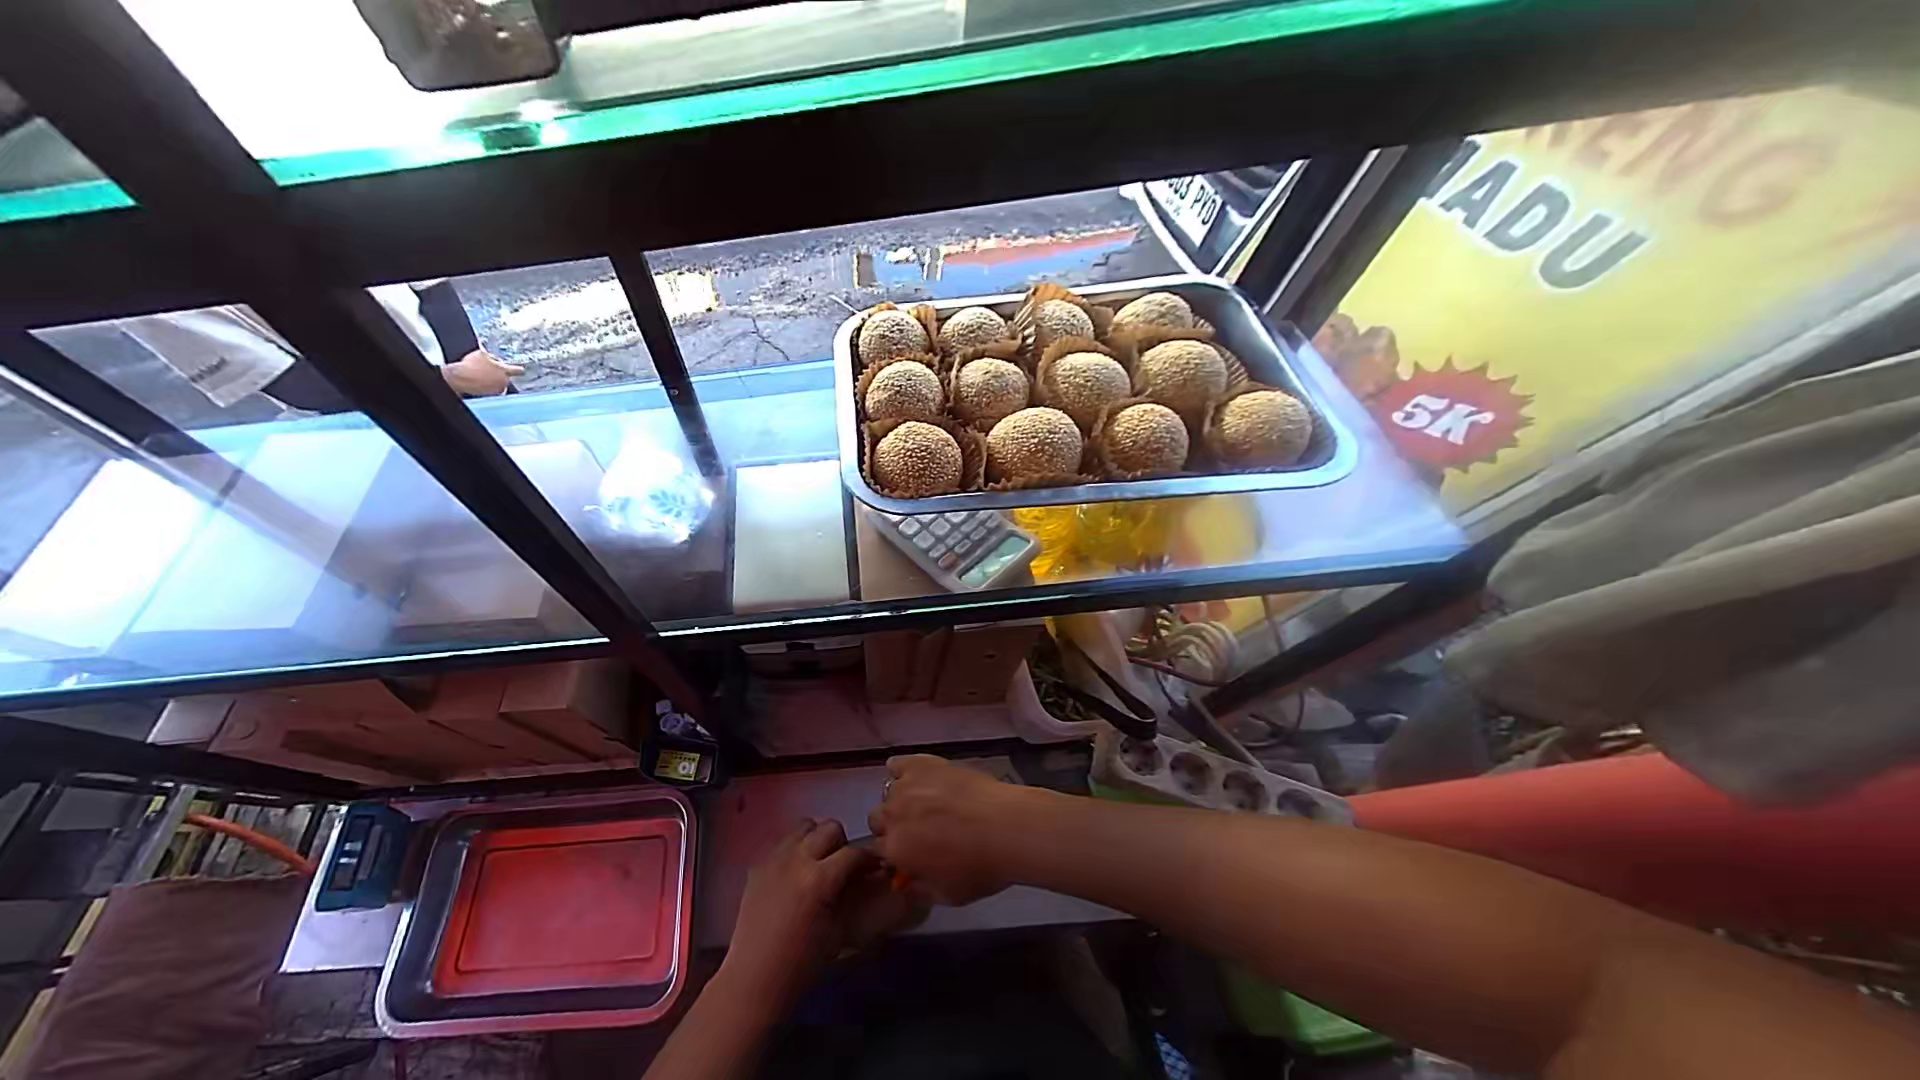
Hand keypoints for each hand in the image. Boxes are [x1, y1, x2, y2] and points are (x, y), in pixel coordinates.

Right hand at [440, 348, 523, 395]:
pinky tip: (478, 382)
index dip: (517, 369)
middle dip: (499, 374)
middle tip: (487, 371)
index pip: (518, 370)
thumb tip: (493, 357)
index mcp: (504, 371)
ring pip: (499, 384)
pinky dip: (487, 387)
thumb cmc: (469, 365)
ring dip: (493, 381)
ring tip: (480, 376)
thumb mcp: (481, 354)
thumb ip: (491, 356)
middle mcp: (504, 382)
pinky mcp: (491, 396)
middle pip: (506, 377)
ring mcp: (498, 390)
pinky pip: (491, 390)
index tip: (519, 369)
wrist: (459, 378)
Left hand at [721, 819, 922, 1008]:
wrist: (754, 980)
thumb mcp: (839, 930)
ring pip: (804, 826)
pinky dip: (796, 850)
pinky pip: (783, 844)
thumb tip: (872, 876)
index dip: (869, 857)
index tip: (876, 865)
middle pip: (829, 828)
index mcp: (819, 879)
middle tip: (845, 865)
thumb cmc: (803, 964)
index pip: (853, 852)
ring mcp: (773, 860)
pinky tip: (797, 874)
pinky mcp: (758, 866)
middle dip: (843, 843)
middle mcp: (796, 860)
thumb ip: (854, 895)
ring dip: (817, 840)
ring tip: (820, 863)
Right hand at [869, 755, 1045, 905]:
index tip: (908, 851)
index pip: (878, 848)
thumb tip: (906, 885)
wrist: (1007, 827)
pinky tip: (918, 776)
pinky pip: (899, 763)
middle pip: (879, 817)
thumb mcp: (948, 896)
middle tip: (919, 827)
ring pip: (890, 791)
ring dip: (902, 798)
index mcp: (895, 849)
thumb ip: (920, 890)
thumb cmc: (980, 867)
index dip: (893, 850)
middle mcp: (893, 816)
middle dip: (893, 824)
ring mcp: (907, 786)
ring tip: (927, 801)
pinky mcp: (923, 764)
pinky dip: (903, 769)